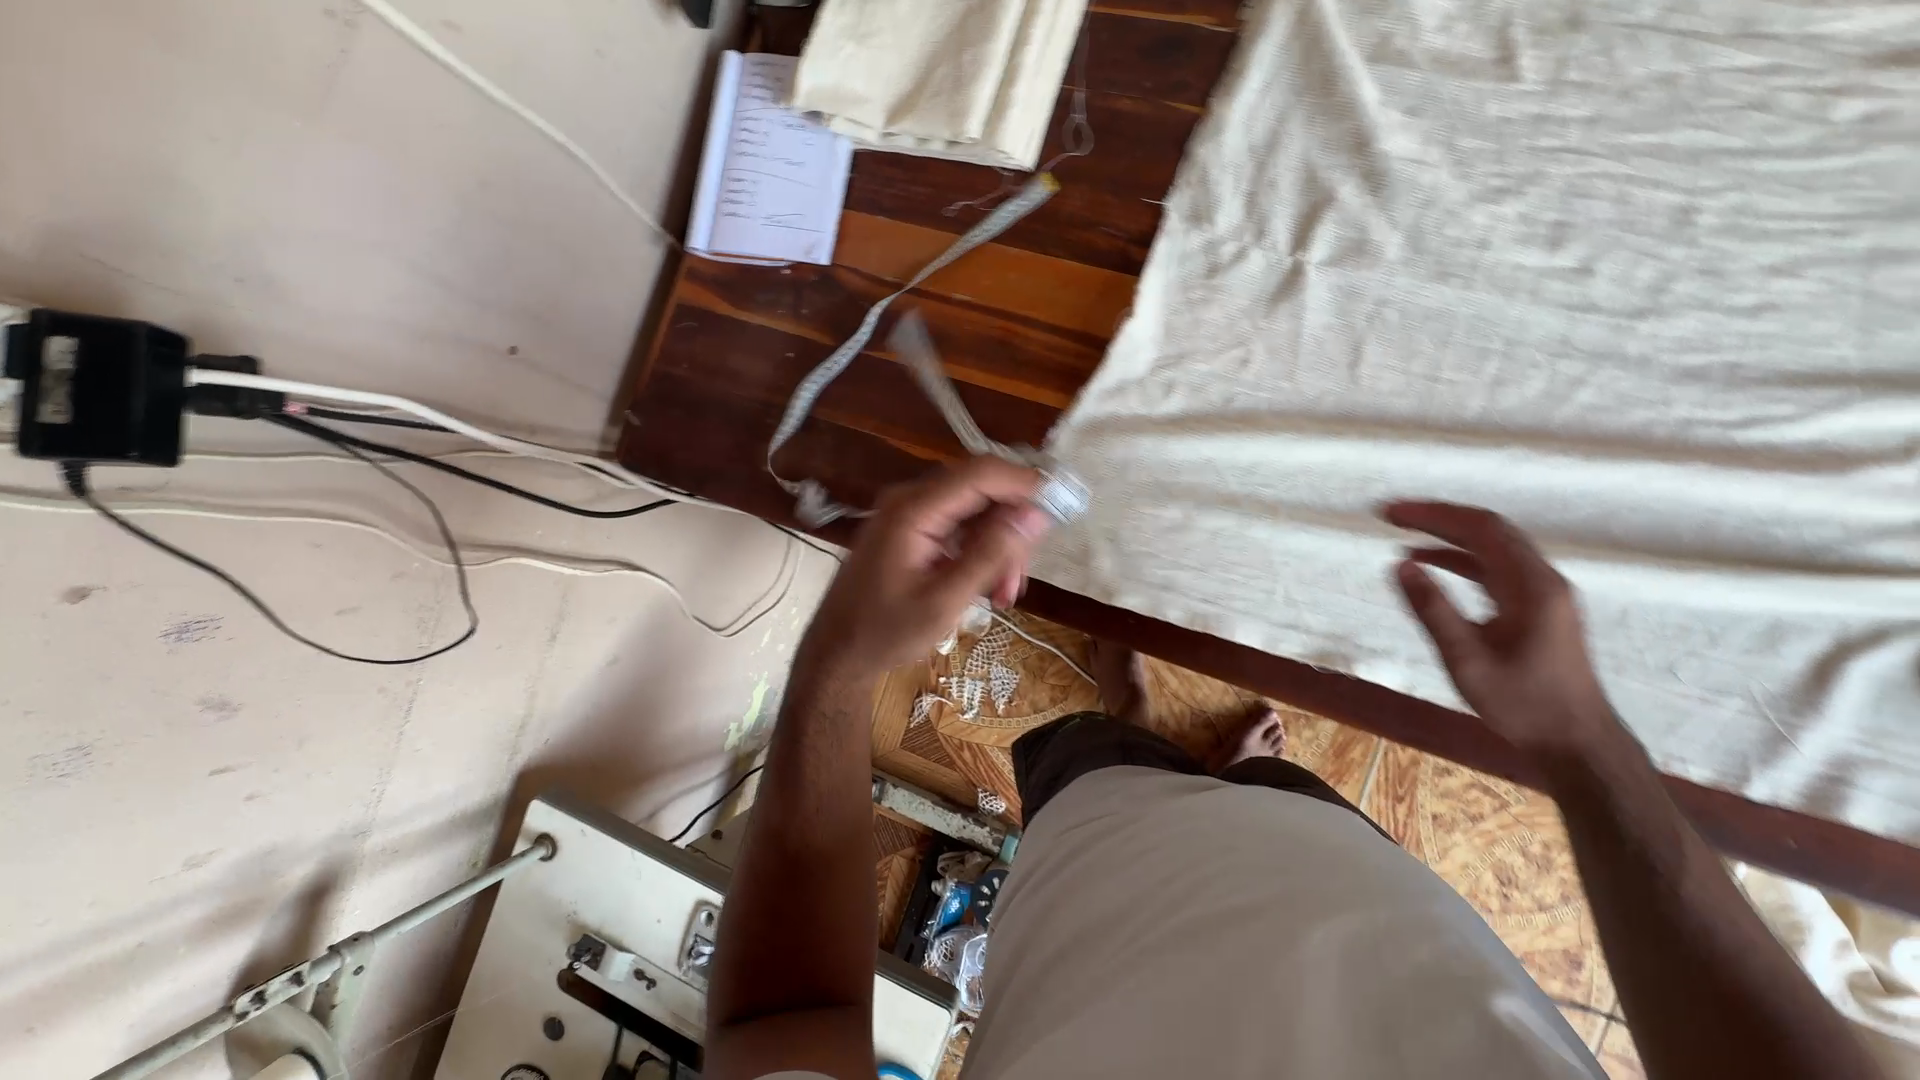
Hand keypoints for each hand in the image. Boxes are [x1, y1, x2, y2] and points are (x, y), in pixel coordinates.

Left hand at [795, 458, 1053, 685]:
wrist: (837, 653)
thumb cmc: (886, 632)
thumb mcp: (945, 600)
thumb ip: (991, 555)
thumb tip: (1035, 515)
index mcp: (913, 509)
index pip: (980, 473)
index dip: (1023, 484)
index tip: (1058, 509)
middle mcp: (910, 499)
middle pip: (980, 490)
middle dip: (1011, 528)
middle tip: (1021, 576)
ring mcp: (908, 514)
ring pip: (973, 511)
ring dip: (998, 546)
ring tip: (1005, 593)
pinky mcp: (910, 530)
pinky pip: (957, 527)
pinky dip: (979, 552)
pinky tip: (989, 587)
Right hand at [1385, 501, 1619, 757]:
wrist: (1577, 743)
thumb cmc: (1523, 705)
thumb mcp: (1467, 661)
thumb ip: (1434, 610)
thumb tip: (1399, 565)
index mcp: (1533, 586)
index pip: (1481, 528)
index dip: (1434, 514)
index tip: (1390, 514)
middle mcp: (1543, 579)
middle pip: (1490, 530)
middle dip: (1439, 517)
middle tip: (1391, 516)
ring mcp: (1544, 593)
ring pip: (1493, 547)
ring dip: (1448, 536)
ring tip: (1404, 534)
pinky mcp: (1537, 608)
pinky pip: (1496, 568)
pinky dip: (1460, 560)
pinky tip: (1431, 564)